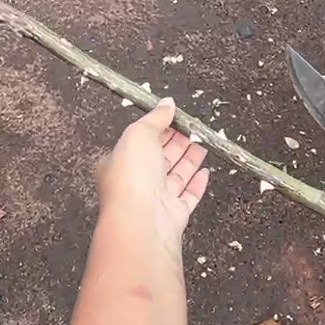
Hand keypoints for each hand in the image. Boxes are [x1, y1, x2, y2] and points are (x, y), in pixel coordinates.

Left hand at [95, 99, 209, 248]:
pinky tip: (205, 172)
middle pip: (160, 158)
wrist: (142, 221)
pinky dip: (197, 183)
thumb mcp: (138, 134)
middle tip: (193, 128)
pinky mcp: (173, 214)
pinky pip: (188, 196)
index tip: (175, 117)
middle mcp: (136, 183)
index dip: (158, 128)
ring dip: (189, 160)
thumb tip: (167, 104)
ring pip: (175, 176)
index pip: (141, 141)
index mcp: (119, 163)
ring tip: (203, 144)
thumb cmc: (132, 178)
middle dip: (176, 142)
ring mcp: (155, 200)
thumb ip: (155, 118)